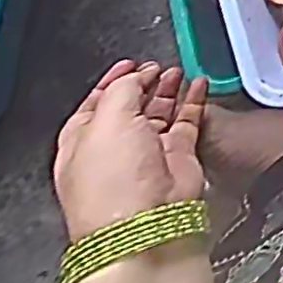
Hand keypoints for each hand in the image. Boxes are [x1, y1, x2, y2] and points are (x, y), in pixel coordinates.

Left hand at [54, 60, 208, 241]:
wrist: (147, 220)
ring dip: (168, 89)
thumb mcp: (108, 121)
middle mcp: (114, 148)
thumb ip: (122, 89)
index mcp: (84, 142)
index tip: (130, 63)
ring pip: (159, 112)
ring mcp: (147, 152)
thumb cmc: (114, 178)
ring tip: (178, 70)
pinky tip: (198, 84)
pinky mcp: (178, 156)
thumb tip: (138, 75)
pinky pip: (187, 120)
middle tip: (158, 66)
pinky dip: (193, 101)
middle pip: (130, 106)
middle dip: (143, 83)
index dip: (112, 81)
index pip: (96, 104)